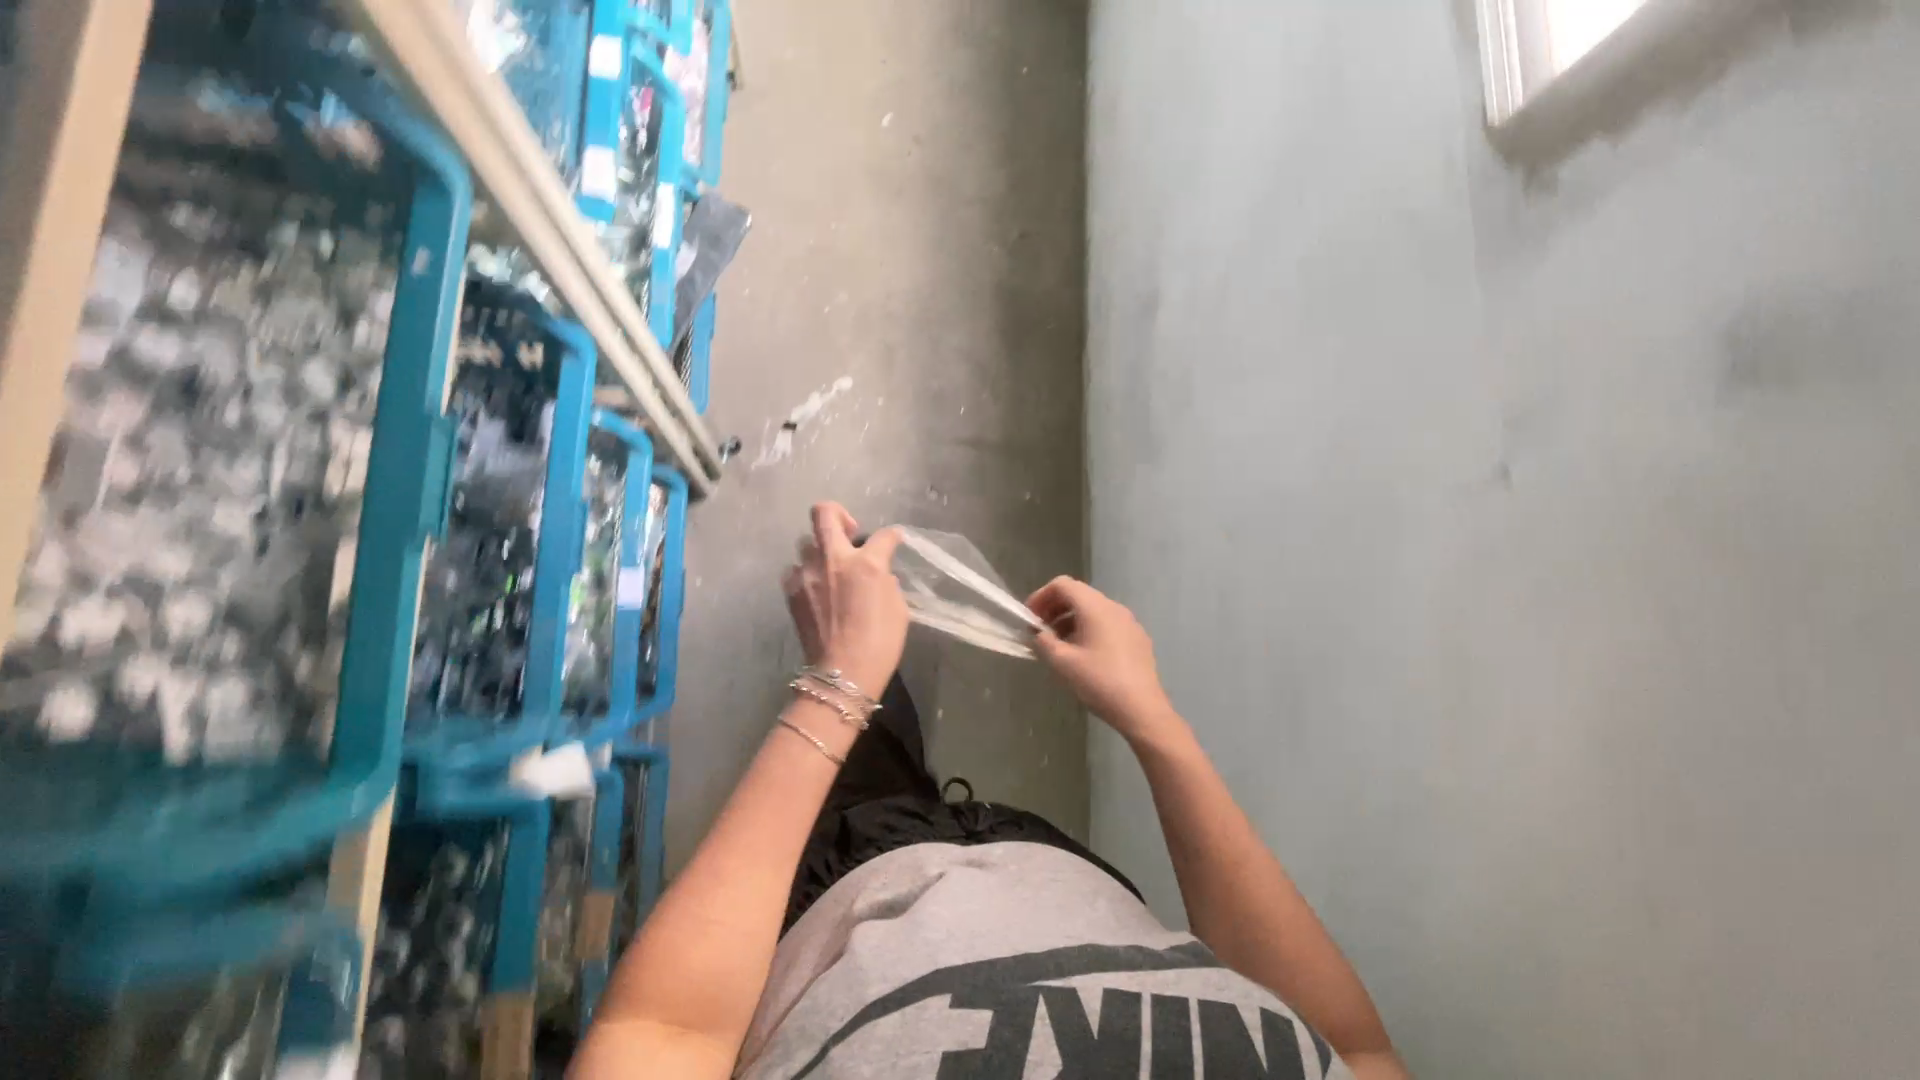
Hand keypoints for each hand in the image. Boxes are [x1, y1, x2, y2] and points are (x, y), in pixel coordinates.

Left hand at [783, 502, 909, 693]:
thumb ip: (887, 582)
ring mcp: (806, 573)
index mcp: (866, 563)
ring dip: (820, 551)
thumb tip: (880, 574)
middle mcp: (833, 559)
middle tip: (849, 532)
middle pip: (824, 513)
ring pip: (806, 543)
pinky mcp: (791, 591)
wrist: (842, 674)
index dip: (892, 537)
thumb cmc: (880, 644)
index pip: (883, 536)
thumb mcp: (899, 610)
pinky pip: (795, 571)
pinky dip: (806, 575)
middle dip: (838, 514)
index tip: (893, 542)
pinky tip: (817, 591)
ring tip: (830, 570)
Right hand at [1027, 577, 1181, 744]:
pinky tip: (1084, 655)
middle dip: (1054, 609)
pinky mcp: (1137, 638)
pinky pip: (1107, 624)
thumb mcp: (1062, 663)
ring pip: (1093, 610)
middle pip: (1078, 595)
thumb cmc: (1099, 682)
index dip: (1041, 597)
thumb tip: (1038, 634)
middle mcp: (1114, 607)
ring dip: (1070, 621)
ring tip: (1059, 646)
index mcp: (1095, 607)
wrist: (1141, 708)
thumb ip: (1043, 642)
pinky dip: (1089, 630)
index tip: (1029, 619)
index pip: (1062, 584)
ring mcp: (1129, 622)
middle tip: (1040, 632)